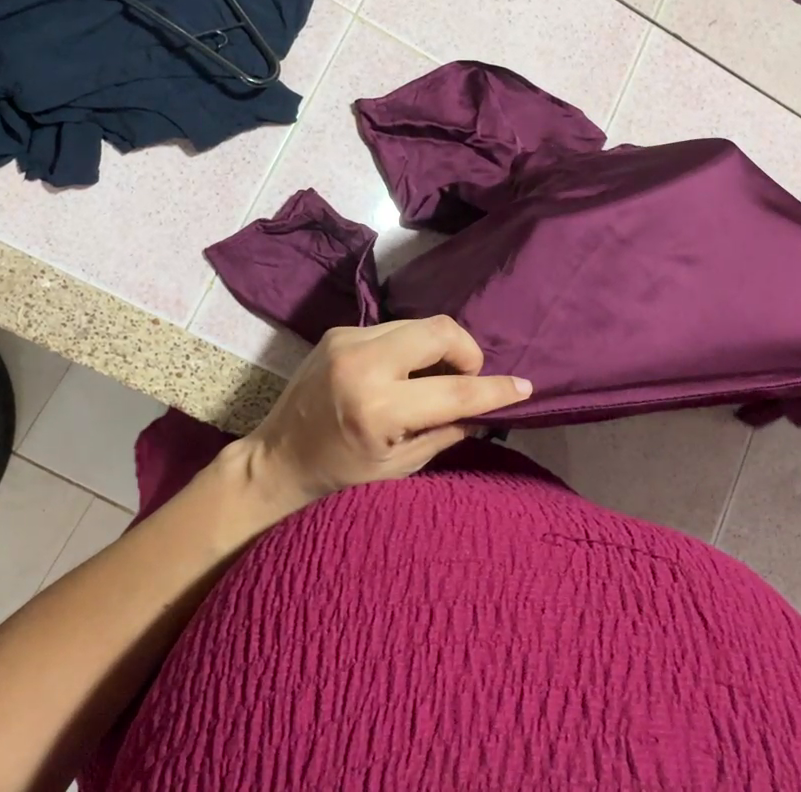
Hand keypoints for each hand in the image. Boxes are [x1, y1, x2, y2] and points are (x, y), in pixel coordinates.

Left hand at [231, 316, 532, 513]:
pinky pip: (392, 329)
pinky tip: (402, 374)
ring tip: (434, 379)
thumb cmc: (339, 475)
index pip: (454, 389)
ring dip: (437, 349)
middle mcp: (361, 364)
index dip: (495, 388)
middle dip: (467, 352)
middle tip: (469, 379)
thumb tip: (487, 409)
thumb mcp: (400, 466)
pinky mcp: (338, 332)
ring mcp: (346, 341)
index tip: (523, 386)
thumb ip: (447, 431)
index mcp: (376, 408)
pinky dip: (409, 347)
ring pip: (418, 324)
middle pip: (440, 331)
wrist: (277, 459)